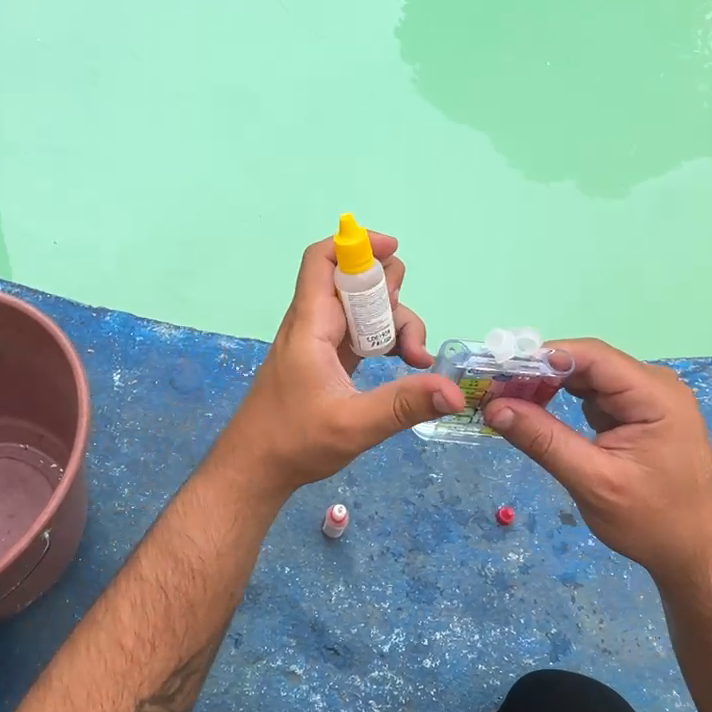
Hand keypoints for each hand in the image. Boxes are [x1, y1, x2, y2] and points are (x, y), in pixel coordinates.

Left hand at [216, 231, 463, 498]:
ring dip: (394, 324)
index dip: (355, 244)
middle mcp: (315, 324)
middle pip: (355, 282)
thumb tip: (455, 392)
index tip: (392, 250)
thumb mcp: (354, 426)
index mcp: (311, 325)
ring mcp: (322, 342)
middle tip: (410, 339)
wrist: (255, 467)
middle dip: (390, 295)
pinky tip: (407, 365)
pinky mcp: (329, 360)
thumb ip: (404, 405)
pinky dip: (386, 341)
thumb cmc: (293, 441)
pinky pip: (362, 334)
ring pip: (364, 310)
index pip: (322, 260)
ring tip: (416, 361)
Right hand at [485, 339, 711, 585]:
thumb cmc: (652, 522)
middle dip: (538, 372)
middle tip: (493, 390)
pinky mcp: (635, 412)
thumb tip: (494, 408)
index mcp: (656, 396)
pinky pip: (591, 393)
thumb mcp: (592, 482)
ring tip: (505, 400)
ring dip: (546, 385)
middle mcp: (654, 386)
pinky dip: (560, 399)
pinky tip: (533, 410)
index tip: (497, 372)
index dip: (541, 357)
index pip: (591, 356)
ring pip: (585, 376)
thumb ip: (543, 440)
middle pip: (586, 362)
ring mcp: (646, 398)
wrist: (693, 556)